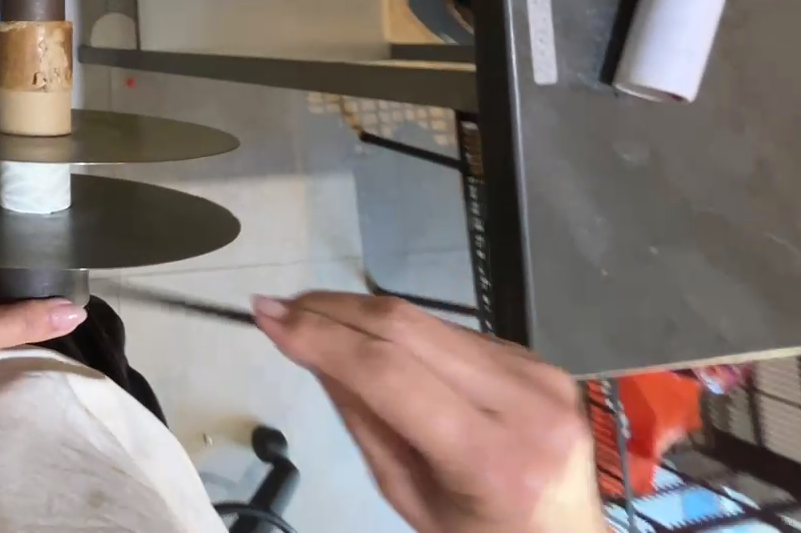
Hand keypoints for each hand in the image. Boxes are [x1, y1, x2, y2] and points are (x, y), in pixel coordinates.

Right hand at [255, 292, 602, 532]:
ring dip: (352, 310)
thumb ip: (358, 412)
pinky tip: (364, 334)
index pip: (386, 372)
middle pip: (402, 328)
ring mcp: (536, 374)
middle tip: (277, 306)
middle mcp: (524, 406)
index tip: (265, 315)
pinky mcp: (534, 357)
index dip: (318, 335)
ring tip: (308, 314)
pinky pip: (442, 328)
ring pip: (418, 318)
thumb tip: (303, 341)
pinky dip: (392, 326)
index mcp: (493, 461)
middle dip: (328, 309)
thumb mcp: (406, 494)